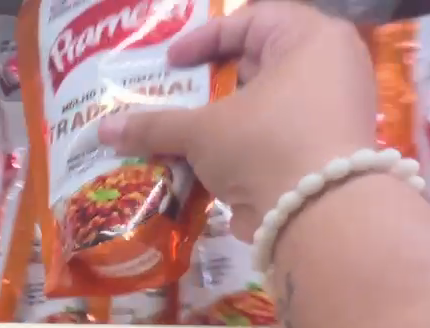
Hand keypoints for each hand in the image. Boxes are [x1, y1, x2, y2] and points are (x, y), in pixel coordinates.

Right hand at [97, 0, 377, 238]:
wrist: (315, 206)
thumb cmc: (264, 144)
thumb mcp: (200, 131)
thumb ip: (153, 126)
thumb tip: (103, 129)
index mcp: (310, 41)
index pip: (256, 18)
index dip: (207, 36)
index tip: (170, 62)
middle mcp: (326, 65)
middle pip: (257, 60)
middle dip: (206, 81)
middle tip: (168, 98)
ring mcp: (323, 107)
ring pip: (258, 101)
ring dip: (213, 117)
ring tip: (175, 133)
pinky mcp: (313, 145)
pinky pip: (265, 132)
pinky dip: (230, 142)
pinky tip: (198, 160)